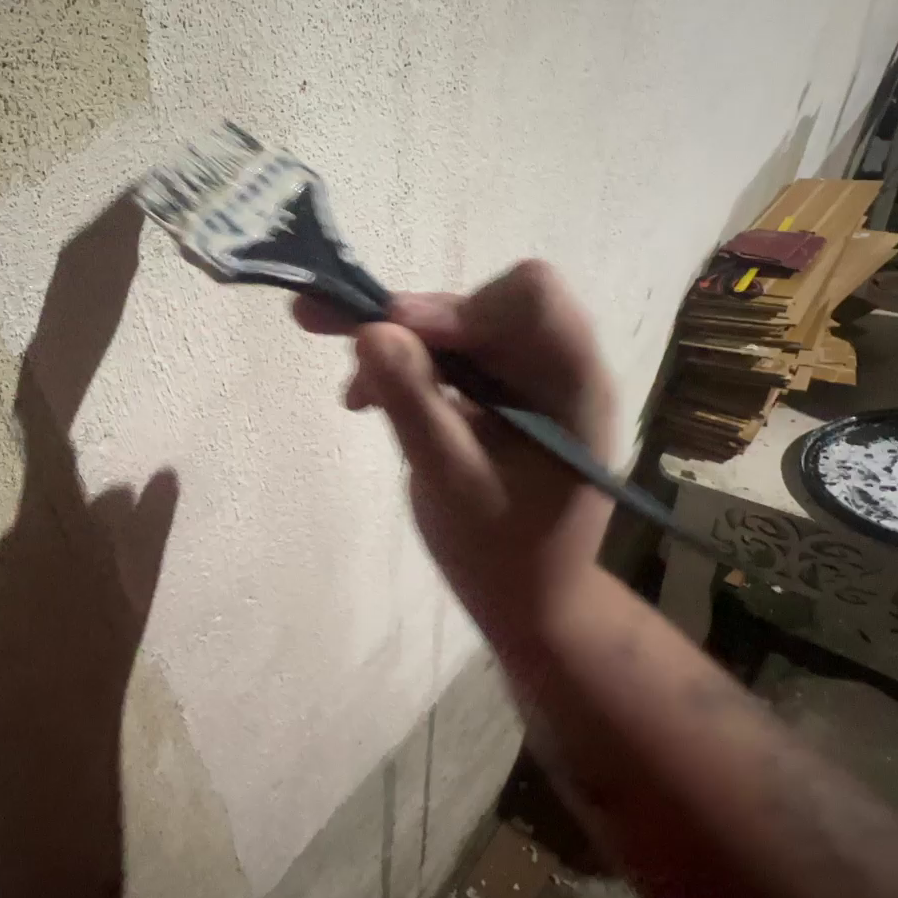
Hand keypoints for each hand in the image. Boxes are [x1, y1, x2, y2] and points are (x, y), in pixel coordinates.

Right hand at [294, 260, 616, 625]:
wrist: (526, 597)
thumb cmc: (498, 551)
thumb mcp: (450, 481)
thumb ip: (414, 403)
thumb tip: (370, 330)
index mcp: (573, 383)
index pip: (532, 299)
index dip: (458, 305)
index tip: (391, 331)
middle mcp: (556, 366)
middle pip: (481, 304)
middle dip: (406, 319)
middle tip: (323, 321)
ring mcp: (525, 378)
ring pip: (455, 327)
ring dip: (396, 345)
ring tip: (352, 392)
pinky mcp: (496, 393)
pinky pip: (446, 356)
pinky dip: (401, 368)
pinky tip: (365, 399)